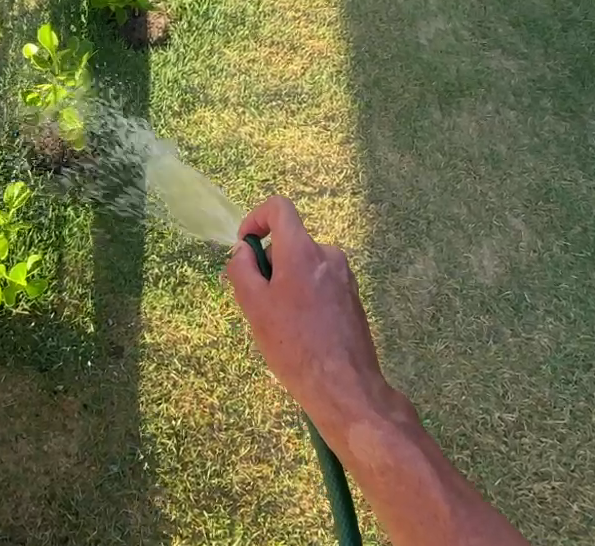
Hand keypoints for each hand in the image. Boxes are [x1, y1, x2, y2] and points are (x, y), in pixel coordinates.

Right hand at [225, 195, 389, 429]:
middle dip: (268, 264)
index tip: (245, 247)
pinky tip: (301, 330)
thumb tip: (244, 250)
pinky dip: (304, 294)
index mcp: (302, 250)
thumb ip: (242, 269)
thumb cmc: (294, 344)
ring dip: (286, 282)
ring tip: (280, 322)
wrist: (345, 388)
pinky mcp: (353, 296)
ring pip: (303, 264)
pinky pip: (319, 281)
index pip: (279, 208)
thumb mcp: (254, 306)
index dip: (256, 219)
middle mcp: (327, 254)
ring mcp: (344, 276)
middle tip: (258, 302)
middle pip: (289, 242)